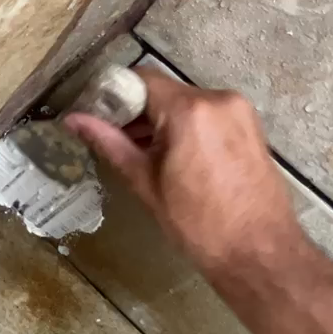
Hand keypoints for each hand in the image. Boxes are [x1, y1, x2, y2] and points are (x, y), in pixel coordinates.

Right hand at [66, 71, 302, 276]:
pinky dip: (186, 127)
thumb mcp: (144, 181)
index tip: (99, 117)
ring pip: (185, 102)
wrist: (260, 254)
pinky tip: (175, 158)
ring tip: (146, 155)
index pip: (141, 79)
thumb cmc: (197, 223)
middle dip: (138, 112)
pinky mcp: (251, 125)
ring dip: (162, 121)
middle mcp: (217, 99)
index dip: (114, 94)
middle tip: (117, 141)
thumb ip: (109, 142)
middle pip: (163, 91)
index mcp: (188, 110)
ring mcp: (239, 111)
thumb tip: (72, 119)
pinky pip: (207, 114)